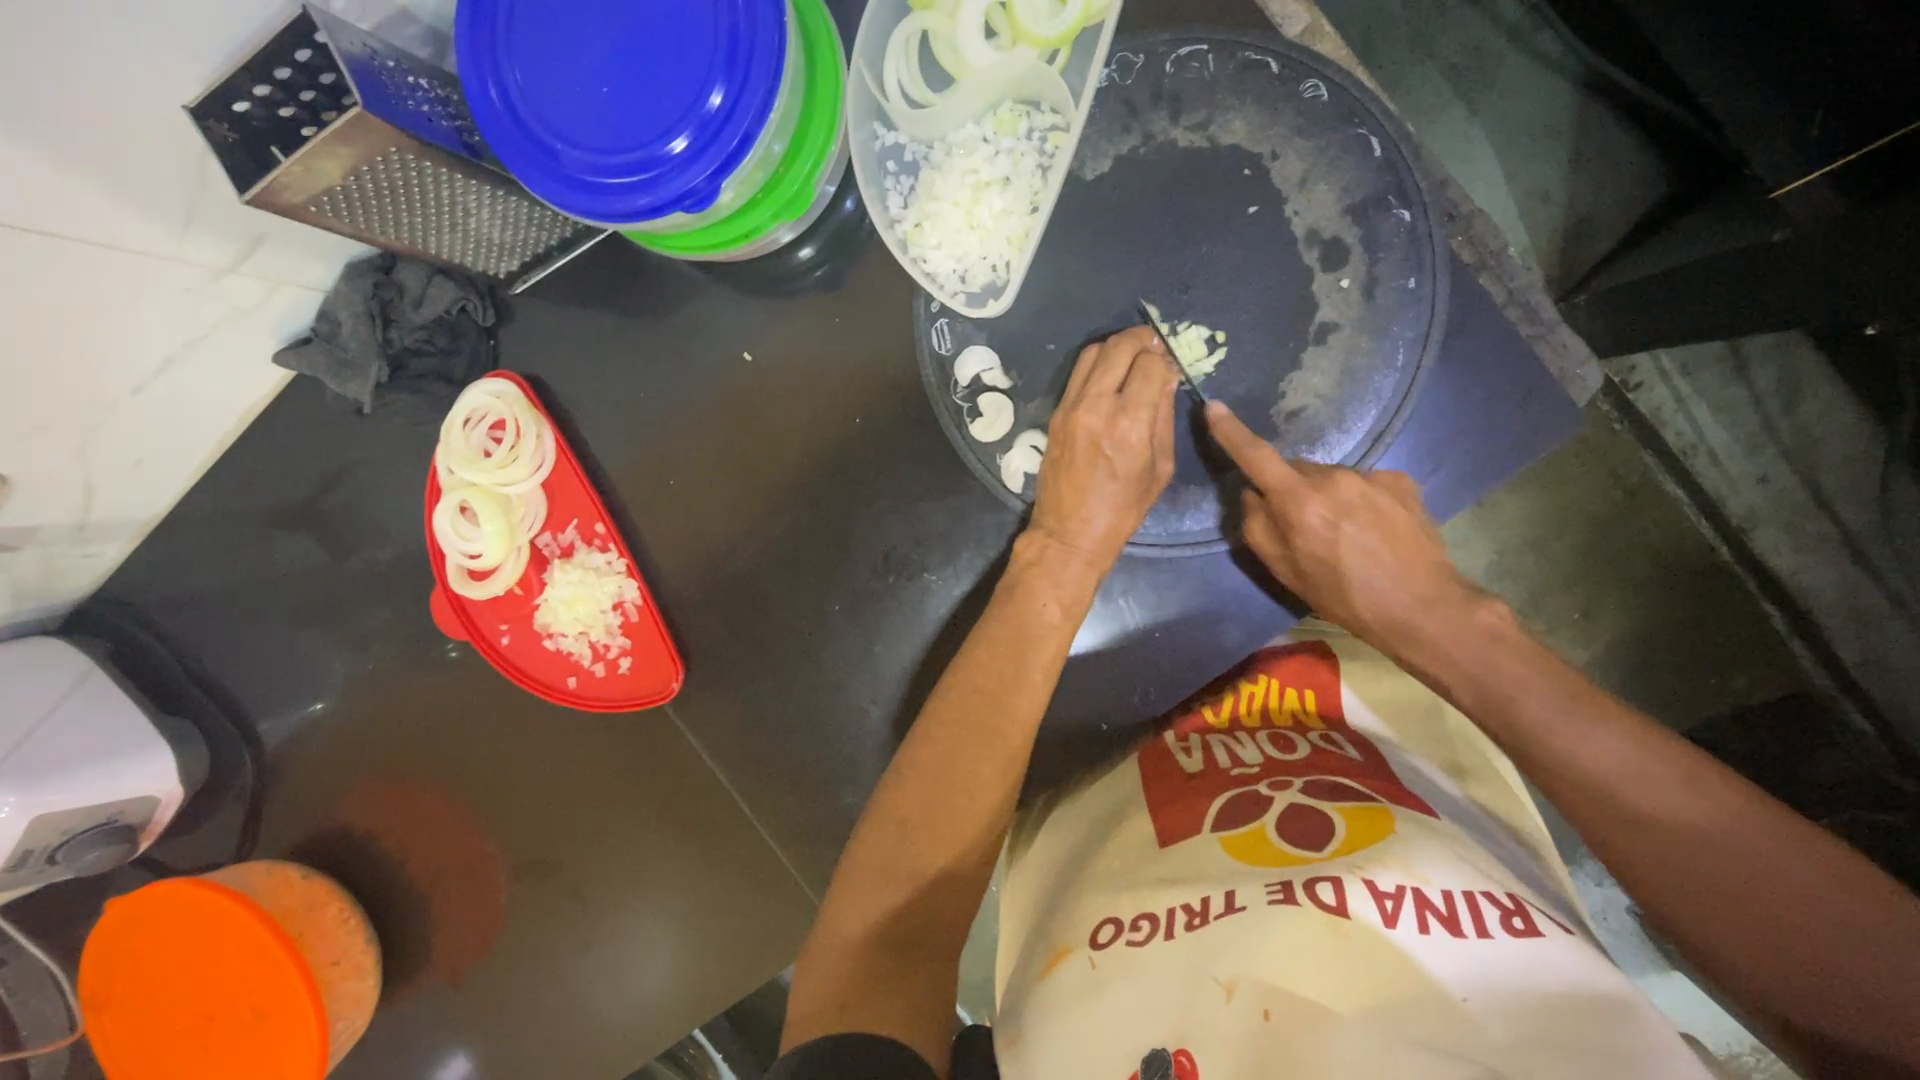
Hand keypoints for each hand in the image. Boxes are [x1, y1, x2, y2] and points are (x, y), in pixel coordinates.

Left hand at [1028, 326, 1178, 568]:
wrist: (1070, 531)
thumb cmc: (1123, 508)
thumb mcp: (1161, 467)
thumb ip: (1164, 418)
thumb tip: (1167, 379)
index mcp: (1130, 423)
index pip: (1151, 364)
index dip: (1166, 360)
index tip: (1172, 368)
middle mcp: (1097, 406)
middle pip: (1120, 346)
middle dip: (1143, 339)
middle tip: (1155, 346)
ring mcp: (1071, 407)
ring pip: (1094, 351)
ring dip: (1117, 346)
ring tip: (1133, 355)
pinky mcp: (1056, 413)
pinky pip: (1077, 372)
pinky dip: (1097, 364)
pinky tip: (1111, 374)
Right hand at [1205, 400, 1486, 655]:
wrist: (1420, 605)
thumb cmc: (1342, 596)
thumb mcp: (1284, 571)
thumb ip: (1257, 527)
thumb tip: (1252, 494)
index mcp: (1298, 502)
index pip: (1256, 456)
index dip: (1231, 432)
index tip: (1214, 407)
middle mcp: (1332, 478)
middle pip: (1295, 470)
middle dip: (1291, 490)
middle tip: (1303, 528)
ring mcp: (1369, 476)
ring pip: (1331, 478)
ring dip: (1327, 497)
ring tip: (1346, 535)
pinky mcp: (1400, 480)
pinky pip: (1364, 482)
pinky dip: (1360, 500)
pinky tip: (1374, 529)